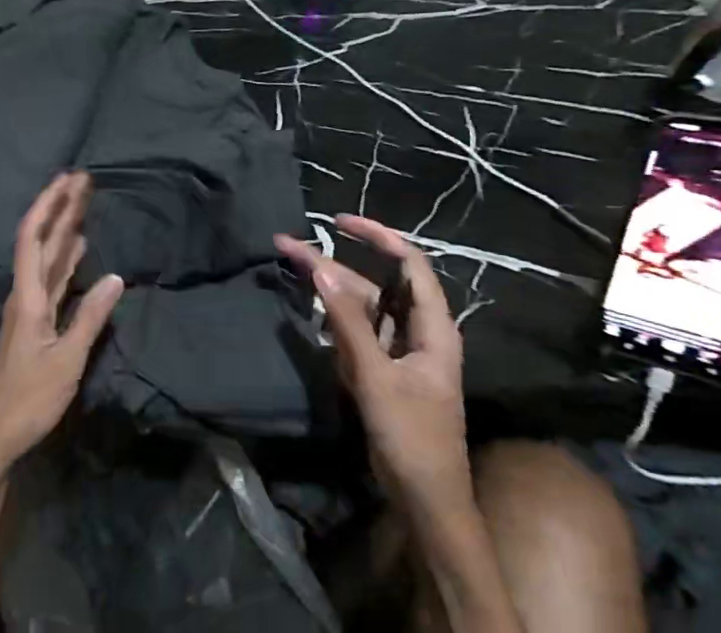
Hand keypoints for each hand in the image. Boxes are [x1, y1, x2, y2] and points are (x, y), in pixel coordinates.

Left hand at [0, 172, 123, 479]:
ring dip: (65, 230)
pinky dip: (68, 260)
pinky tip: (80, 250)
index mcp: (28, 298)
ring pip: (48, 259)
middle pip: (42, 242)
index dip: (48, 205)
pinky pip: (54, 280)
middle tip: (84, 179)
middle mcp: (26, 295)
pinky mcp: (37, 323)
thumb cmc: (29, 400)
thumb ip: (91, 319)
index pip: (33, 239)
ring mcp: (31, 309)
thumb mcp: (66, 361)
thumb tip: (117, 277)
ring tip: (84, 203)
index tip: (66, 179)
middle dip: (61, 208)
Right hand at [277, 216, 470, 501]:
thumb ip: (348, 323)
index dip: (377, 236)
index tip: (338, 222)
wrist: (425, 500)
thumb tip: (321, 271)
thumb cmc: (411, 437)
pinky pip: (358, 333)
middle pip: (376, 283)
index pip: (409, 263)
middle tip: (288, 246)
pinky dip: (334, 319)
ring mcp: (399, 350)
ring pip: (363, 308)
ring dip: (329, 290)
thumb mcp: (376, 377)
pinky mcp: (384, 369)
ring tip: (291, 268)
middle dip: (334, 263)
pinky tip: (309, 308)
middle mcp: (418, 330)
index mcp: (432, 326)